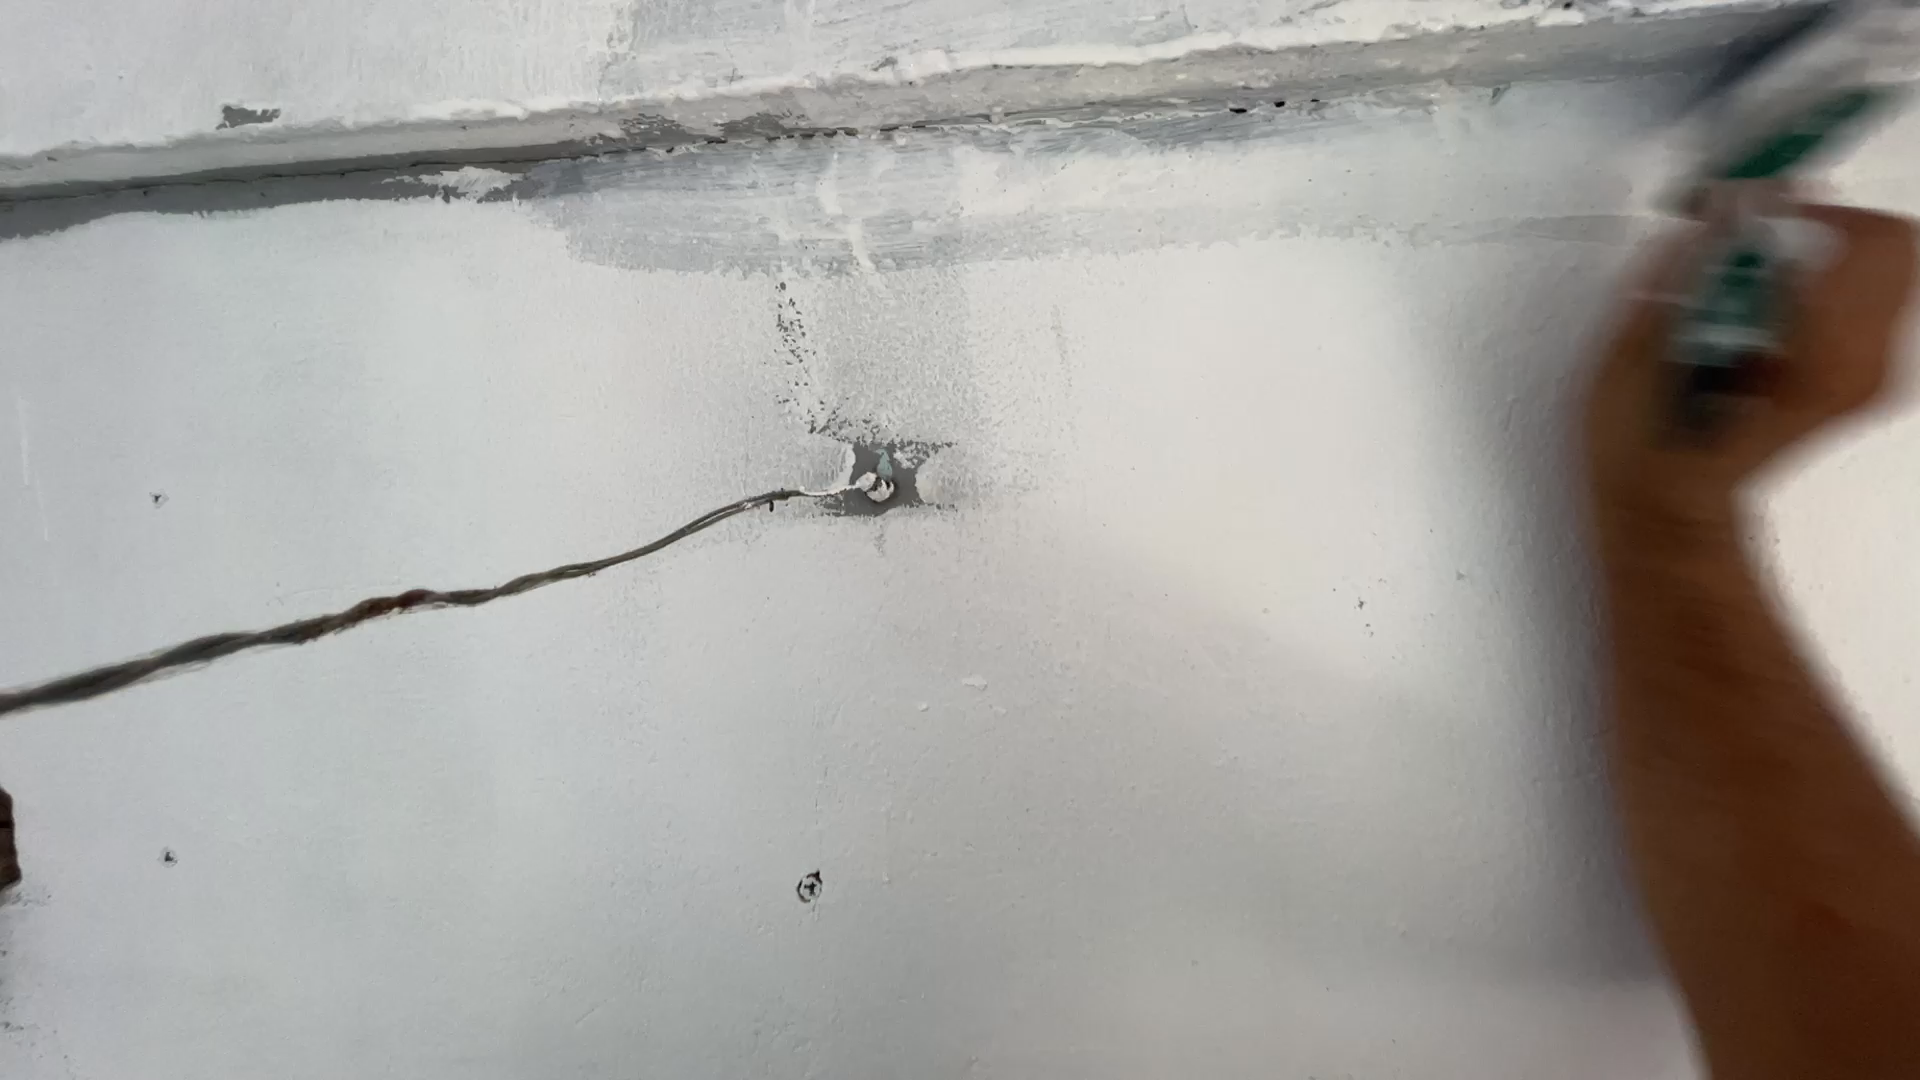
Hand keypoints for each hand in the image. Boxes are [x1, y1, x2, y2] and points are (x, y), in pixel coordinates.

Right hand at [1585, 192, 1917, 526]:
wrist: (1666, 504)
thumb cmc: (1637, 448)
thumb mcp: (1627, 370)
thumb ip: (1668, 293)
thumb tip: (1707, 223)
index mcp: (1816, 359)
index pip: (1860, 241)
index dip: (1798, 210)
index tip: (1736, 210)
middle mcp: (1867, 359)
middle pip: (1889, 244)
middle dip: (1813, 227)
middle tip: (1739, 238)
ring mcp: (1873, 367)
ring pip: (1879, 267)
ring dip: (1807, 256)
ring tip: (1729, 284)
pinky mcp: (1862, 370)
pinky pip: (1861, 298)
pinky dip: (1811, 283)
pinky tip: (1745, 312)